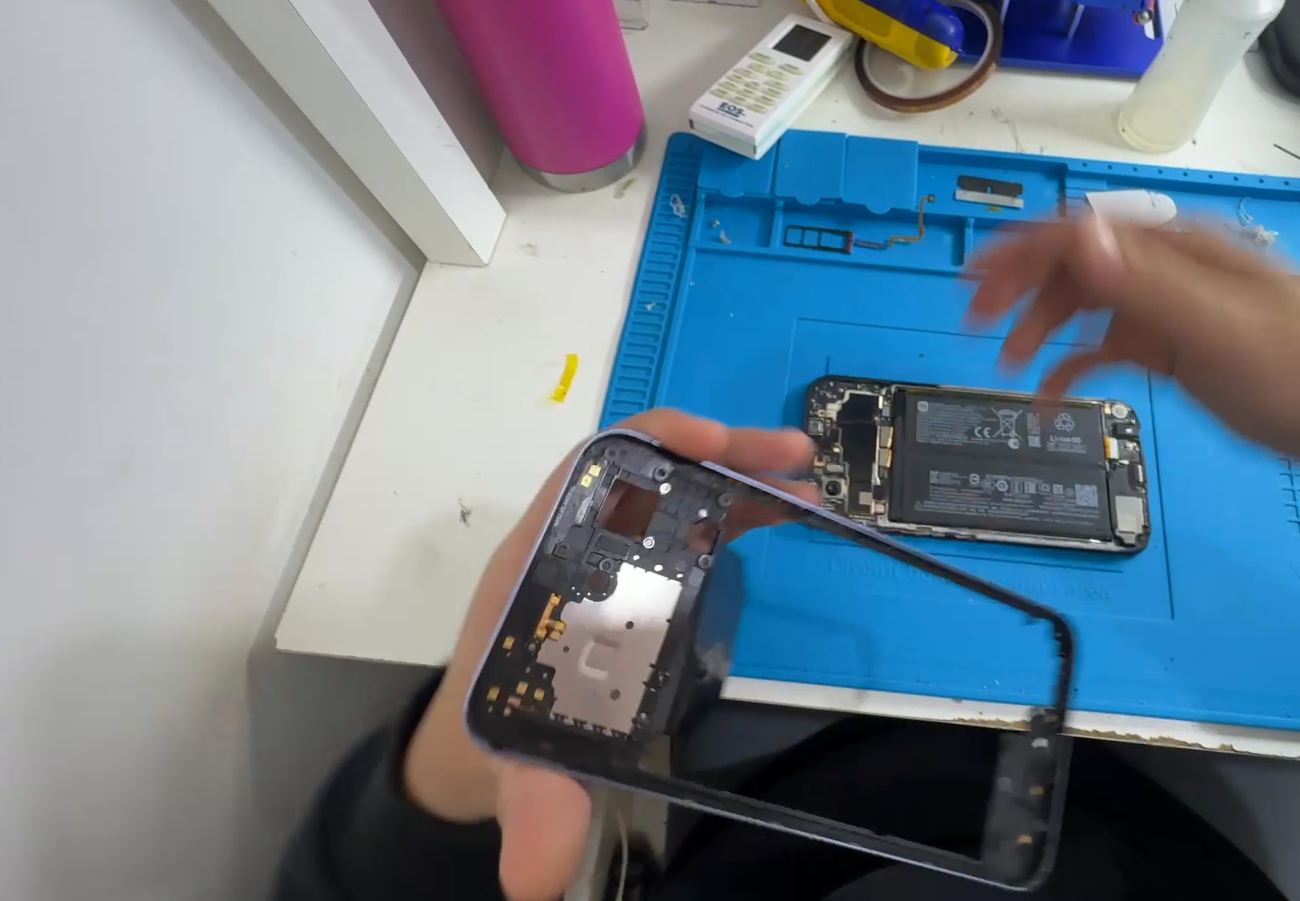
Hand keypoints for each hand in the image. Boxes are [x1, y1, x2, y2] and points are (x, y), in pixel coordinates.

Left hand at [402, 408, 813, 899]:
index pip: (591, 469)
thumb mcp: (516, 760)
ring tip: (807, 481)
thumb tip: (542, 871)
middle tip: (791, 456)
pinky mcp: (654, 570)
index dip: (650, 441)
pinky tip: (787, 516)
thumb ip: (533, 803)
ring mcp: (627, 548)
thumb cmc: (498, 720)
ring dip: (747, 476)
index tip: (709, 443)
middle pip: (656, 469)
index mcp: (544, 553)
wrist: (493, 731)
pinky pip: (703, 524)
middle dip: (723, 453)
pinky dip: (746, 512)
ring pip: (688, 491)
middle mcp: (590, 536)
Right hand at [965, 217, 1299, 469]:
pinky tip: (1050, 395)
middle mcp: (1165, 268)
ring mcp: (1165, 307)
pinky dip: (1071, 367)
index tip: (975, 284)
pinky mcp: (1167, 346)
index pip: (1083, 232)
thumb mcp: (1222, 328)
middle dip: (1020, 288)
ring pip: (1082, 304)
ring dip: (1040, 329)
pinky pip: (1104, 347)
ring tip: (1009, 367)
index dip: (1022, 251)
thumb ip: (1148, 282)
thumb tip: (1077, 233)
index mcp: (1178, 248)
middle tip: (975, 321)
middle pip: (1075, 264)